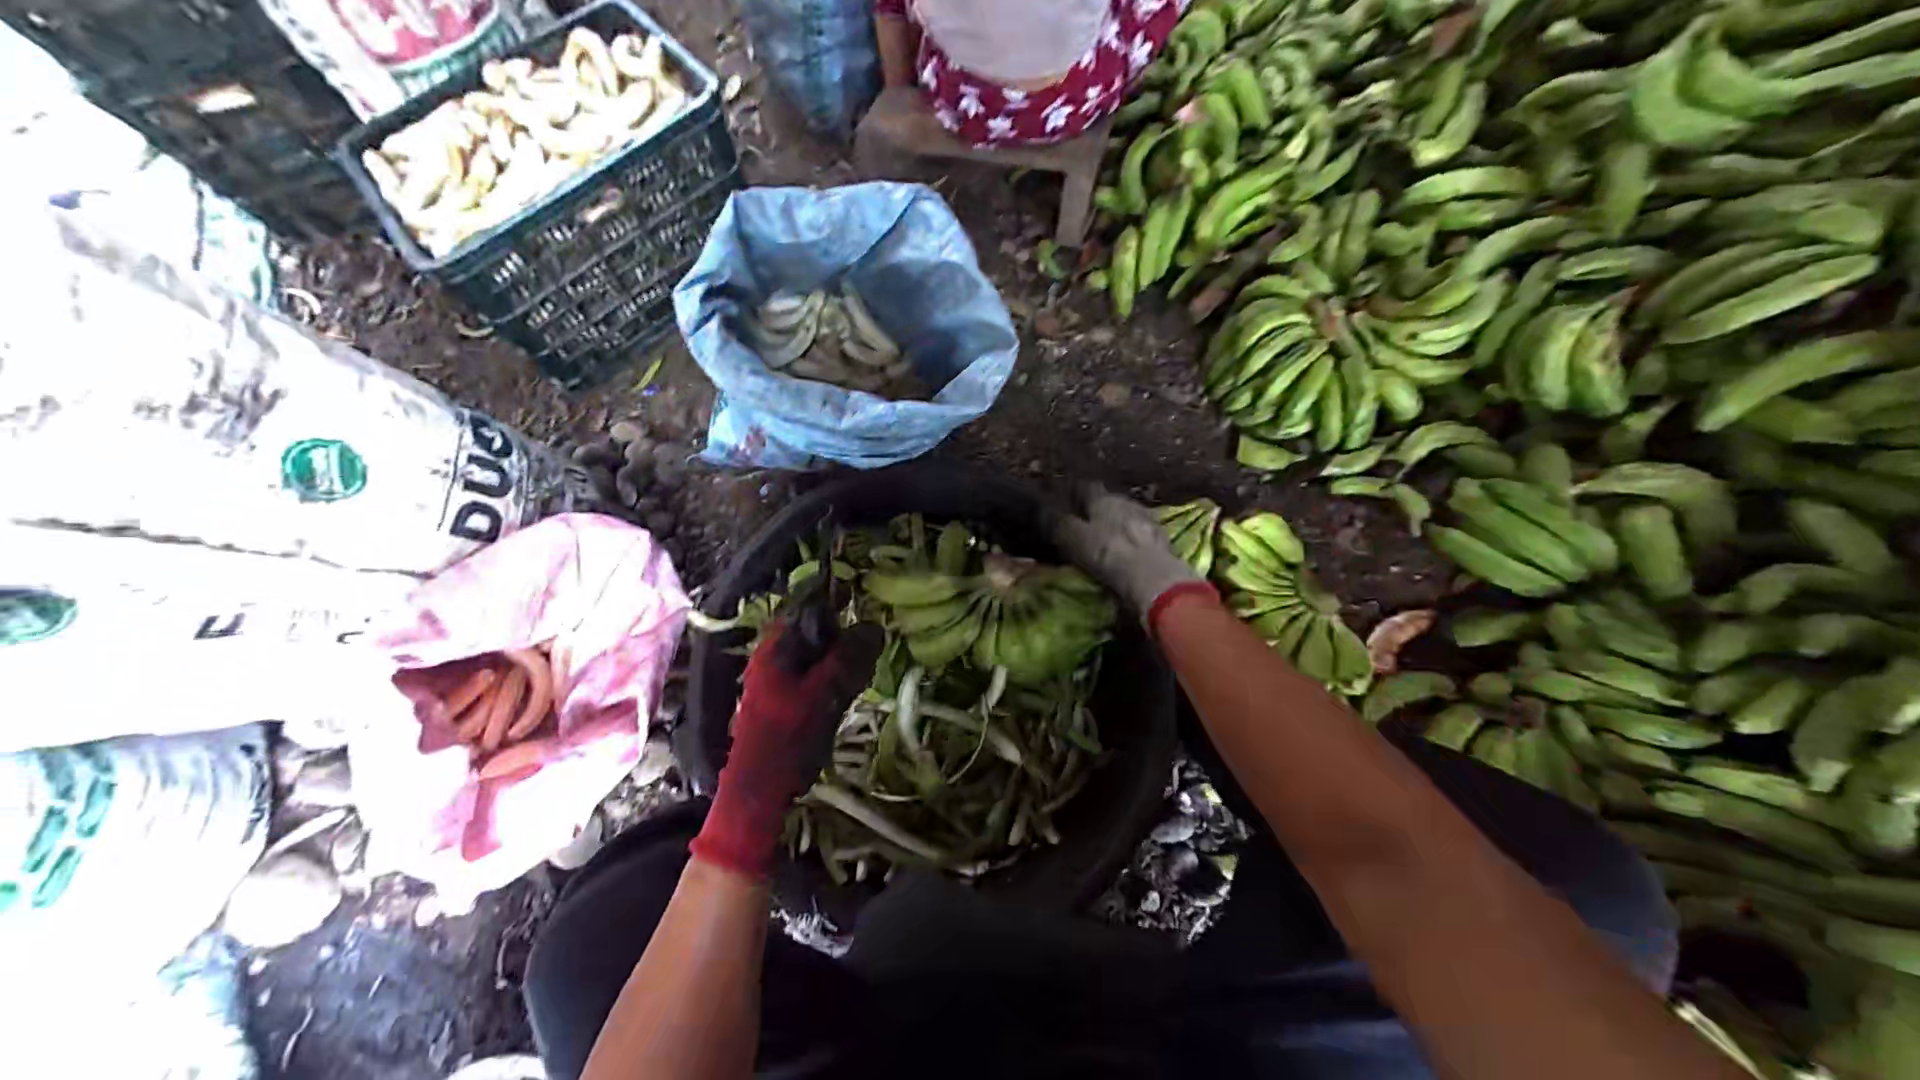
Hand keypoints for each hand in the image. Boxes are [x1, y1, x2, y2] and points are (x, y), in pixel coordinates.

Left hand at [689, 618, 882, 877]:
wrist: (758, 791)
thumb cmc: (788, 738)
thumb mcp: (826, 693)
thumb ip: (850, 657)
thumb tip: (875, 625)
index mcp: (778, 643)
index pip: (816, 606)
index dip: (846, 609)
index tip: (871, 625)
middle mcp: (774, 652)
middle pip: (821, 630)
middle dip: (848, 642)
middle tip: (868, 661)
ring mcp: (778, 675)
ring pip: (822, 654)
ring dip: (844, 664)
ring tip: (860, 682)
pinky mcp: (785, 697)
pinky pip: (817, 675)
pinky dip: (834, 681)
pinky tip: (845, 698)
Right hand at [1049, 484, 1211, 620]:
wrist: (1154, 578)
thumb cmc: (1108, 554)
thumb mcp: (1073, 539)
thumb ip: (1057, 524)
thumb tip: (1040, 510)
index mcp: (1104, 499)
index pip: (1085, 487)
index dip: (1074, 493)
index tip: (1064, 501)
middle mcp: (1127, 503)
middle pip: (1108, 502)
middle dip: (1096, 511)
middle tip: (1083, 523)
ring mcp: (1148, 521)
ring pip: (1126, 518)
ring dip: (1116, 526)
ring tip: (1104, 541)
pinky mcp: (1163, 542)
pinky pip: (1140, 536)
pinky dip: (1131, 542)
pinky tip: (1125, 555)